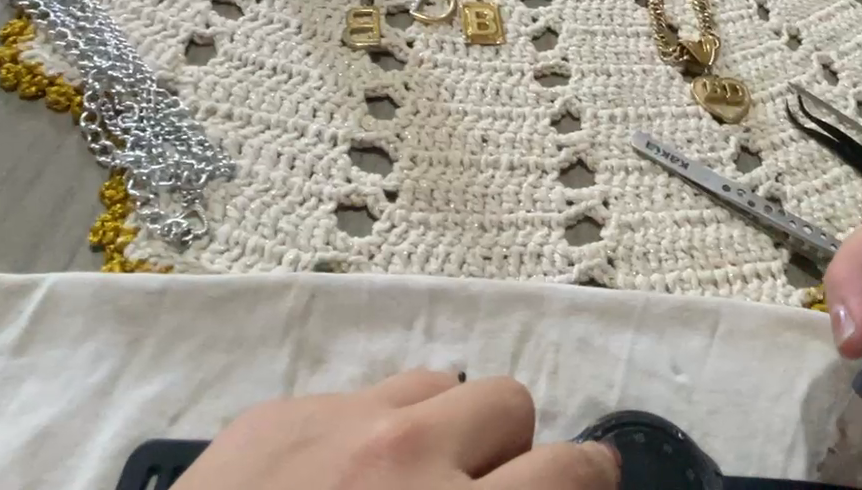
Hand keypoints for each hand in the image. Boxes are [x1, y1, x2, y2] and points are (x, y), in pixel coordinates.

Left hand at [175, 370, 618, 489]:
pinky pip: (356, 396)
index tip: (586, 484)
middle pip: (507, 401)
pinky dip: (363, 433)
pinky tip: (327, 488)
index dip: (589, 477)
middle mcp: (402, 457)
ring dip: (436, 430)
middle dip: (505, 453)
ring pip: (434, 383)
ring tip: (403, 484)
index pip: (569, 471)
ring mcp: (332, 422)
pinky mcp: (272, 414)